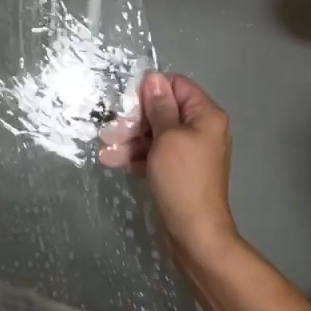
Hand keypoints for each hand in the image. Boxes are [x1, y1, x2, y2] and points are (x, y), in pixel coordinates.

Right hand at [100, 71, 236, 256]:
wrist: (195, 233)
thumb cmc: (182, 179)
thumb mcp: (167, 137)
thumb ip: (158, 106)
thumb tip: (153, 78)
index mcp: (206, 115)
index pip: (177, 85)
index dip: (152, 90)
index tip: (129, 101)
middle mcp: (201, 129)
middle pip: (163, 109)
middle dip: (135, 118)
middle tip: (110, 129)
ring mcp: (189, 151)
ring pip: (156, 133)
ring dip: (130, 138)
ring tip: (105, 147)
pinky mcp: (178, 170)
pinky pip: (156, 153)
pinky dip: (137, 155)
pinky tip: (114, 161)